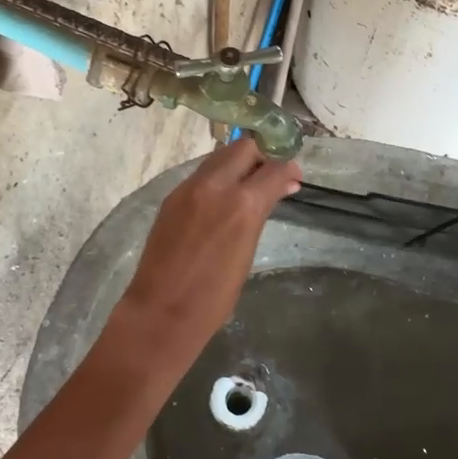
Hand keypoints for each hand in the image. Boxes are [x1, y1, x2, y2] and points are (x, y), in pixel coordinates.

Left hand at [114, 138, 300, 357]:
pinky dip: (219, 175)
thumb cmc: (215, 295)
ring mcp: (190, 187)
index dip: (288, 167)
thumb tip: (281, 188)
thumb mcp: (248, 250)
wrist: (162, 311)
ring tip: (250, 184)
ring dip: (240, 162)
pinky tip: (224, 196)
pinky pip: (203, 173)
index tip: (294, 176)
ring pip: (221, 155)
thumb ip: (262, 212)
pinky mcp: (173, 196)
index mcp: (243, 204)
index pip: (274, 166)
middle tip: (272, 174)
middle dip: (263, 154)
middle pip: (245, 147)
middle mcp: (216, 185)